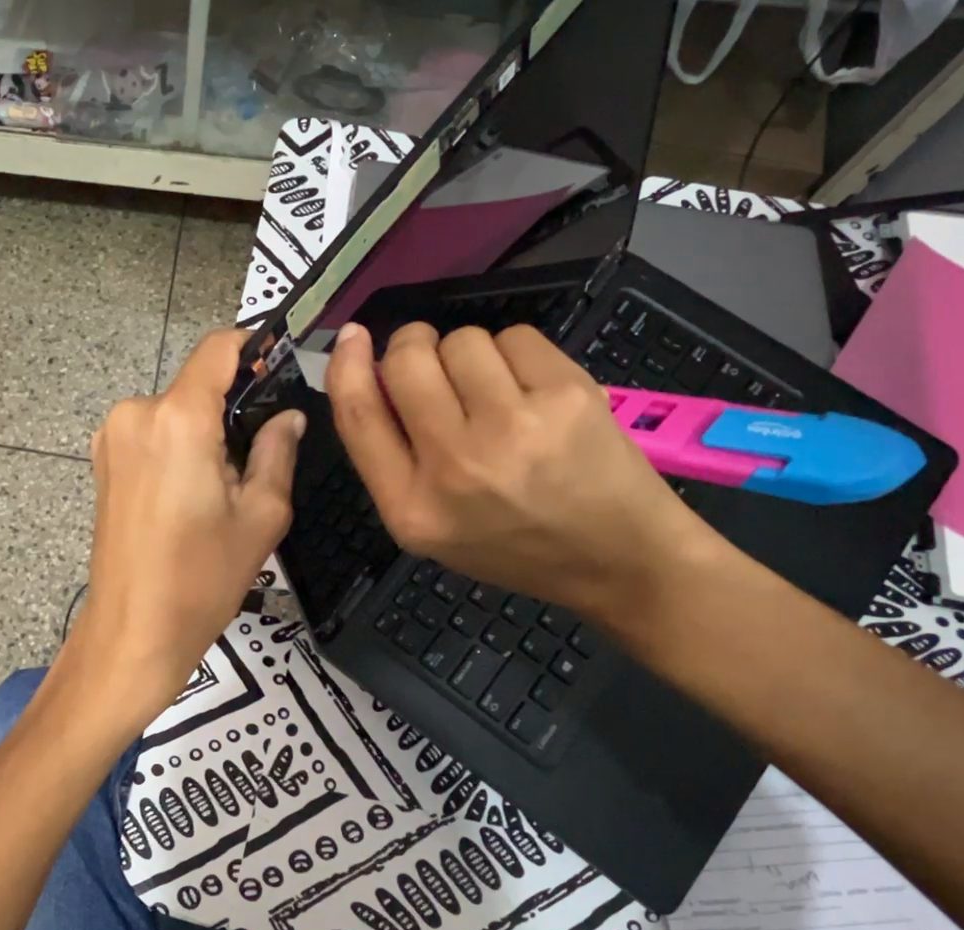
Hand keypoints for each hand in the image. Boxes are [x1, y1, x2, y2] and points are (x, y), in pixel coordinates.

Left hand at [74, 329, 304, 709]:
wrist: (133, 630)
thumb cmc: (201, 579)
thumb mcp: (262, 515)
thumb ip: (278, 451)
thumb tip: (286, 418)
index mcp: (178, 418)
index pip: (218, 348)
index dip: (254, 348)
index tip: (280, 364)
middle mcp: (136, 415)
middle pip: (196, 387)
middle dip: (230, 410)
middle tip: (258, 459)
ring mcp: (111, 439)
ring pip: (173, 414)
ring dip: (202, 434)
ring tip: (221, 491)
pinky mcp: (101, 464)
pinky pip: (151, 436)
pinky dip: (176, 450)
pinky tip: (190, 497)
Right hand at [326, 321, 726, 623]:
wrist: (617, 560)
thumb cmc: (513, 545)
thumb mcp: (431, 527)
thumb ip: (392, 459)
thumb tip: (370, 372)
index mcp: (411, 508)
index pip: (358, 416)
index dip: (346, 366)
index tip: (352, 337)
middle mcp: (454, 467)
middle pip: (407, 361)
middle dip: (414, 345)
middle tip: (434, 361)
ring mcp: (512, 428)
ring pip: (462, 340)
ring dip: (470, 354)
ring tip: (496, 393)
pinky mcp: (566, 396)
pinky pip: (516, 337)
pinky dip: (518, 354)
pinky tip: (534, 392)